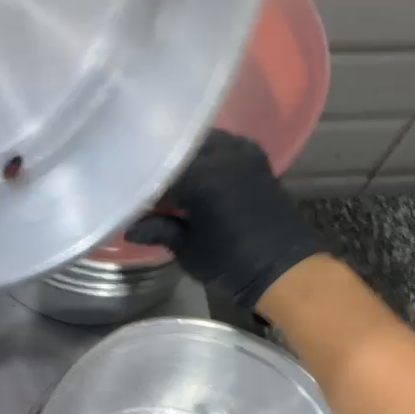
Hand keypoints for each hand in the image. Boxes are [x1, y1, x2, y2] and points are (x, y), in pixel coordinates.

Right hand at [127, 129, 317, 311]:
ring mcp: (243, 152)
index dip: (141, 184)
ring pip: (202, 143)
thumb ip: (160, 230)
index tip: (128, 197)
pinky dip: (204, 157)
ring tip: (167, 180)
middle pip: (180, 149)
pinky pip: (221, 147)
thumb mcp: (188, 251)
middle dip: (162, 165)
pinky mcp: (256, 159)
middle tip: (144, 185)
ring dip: (184, 158)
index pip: (159, 169)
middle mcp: (223, 154)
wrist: (285, 270)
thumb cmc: (232, 265)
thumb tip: (131, 228)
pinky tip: (193, 176)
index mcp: (202, 176)